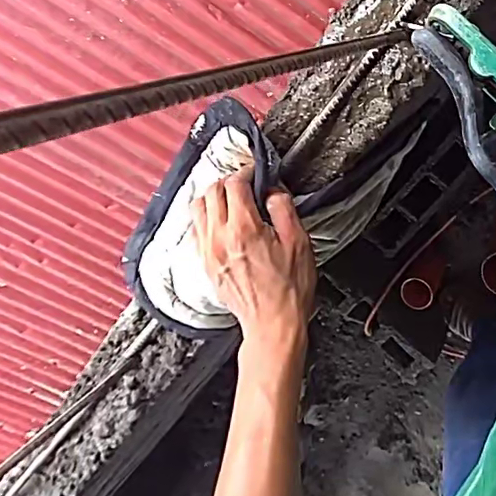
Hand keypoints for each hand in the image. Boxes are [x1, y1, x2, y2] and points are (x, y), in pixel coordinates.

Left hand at [191, 174, 315, 355]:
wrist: (272, 324)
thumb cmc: (289, 288)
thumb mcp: (299, 241)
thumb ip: (284, 209)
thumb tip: (273, 190)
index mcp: (244, 229)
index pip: (234, 184)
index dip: (246, 172)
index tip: (256, 173)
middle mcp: (220, 238)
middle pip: (211, 192)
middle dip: (228, 181)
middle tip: (246, 183)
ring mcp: (209, 252)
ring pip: (197, 208)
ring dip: (213, 197)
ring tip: (232, 199)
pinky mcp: (206, 264)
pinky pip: (196, 230)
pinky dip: (206, 217)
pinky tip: (222, 222)